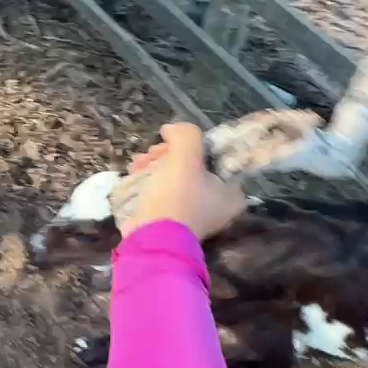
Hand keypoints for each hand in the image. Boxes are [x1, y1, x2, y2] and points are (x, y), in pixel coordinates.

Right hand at [121, 122, 247, 239]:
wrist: (151, 238)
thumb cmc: (176, 197)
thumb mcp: (185, 157)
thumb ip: (185, 135)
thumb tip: (171, 128)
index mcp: (232, 191)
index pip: (215, 155)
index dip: (192, 143)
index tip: (170, 141)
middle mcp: (218, 204)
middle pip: (193, 165)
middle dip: (167, 154)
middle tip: (151, 153)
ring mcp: (195, 213)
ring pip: (176, 177)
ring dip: (156, 164)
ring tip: (138, 163)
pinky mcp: (174, 219)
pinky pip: (166, 191)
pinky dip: (152, 180)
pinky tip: (136, 174)